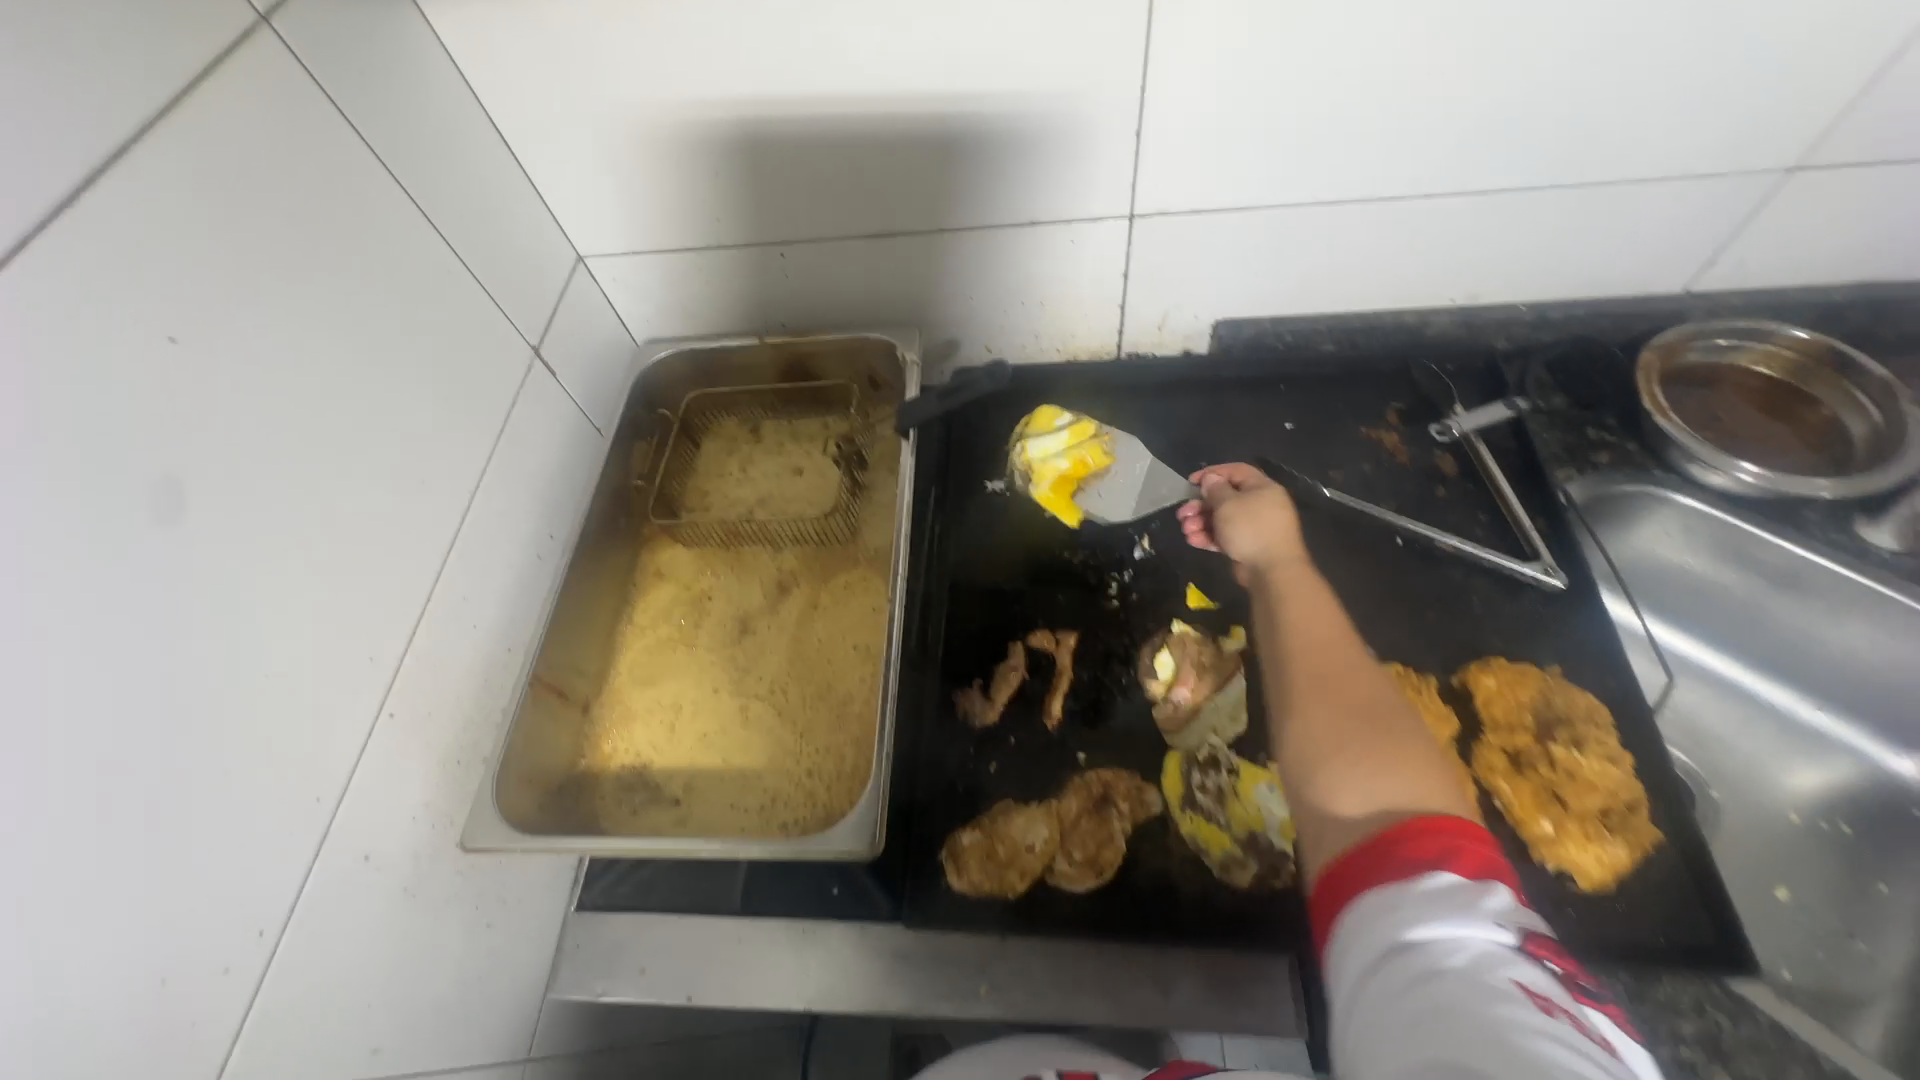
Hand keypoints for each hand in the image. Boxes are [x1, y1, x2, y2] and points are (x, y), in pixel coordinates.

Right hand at [1176, 463, 1309, 582]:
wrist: (1271, 570)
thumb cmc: (1250, 528)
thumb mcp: (1228, 504)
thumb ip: (1215, 489)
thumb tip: (1210, 479)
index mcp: (1261, 488)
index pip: (1235, 471)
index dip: (1212, 473)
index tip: (1191, 482)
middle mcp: (1259, 504)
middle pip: (1224, 498)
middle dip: (1200, 505)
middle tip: (1182, 513)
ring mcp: (1253, 527)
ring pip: (1222, 519)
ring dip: (1201, 522)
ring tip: (1185, 530)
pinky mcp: (1246, 546)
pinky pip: (1225, 536)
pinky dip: (1209, 537)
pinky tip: (1192, 540)